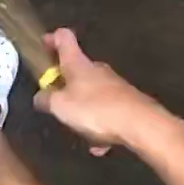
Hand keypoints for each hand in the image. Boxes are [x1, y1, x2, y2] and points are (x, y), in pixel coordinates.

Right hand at [33, 28, 172, 154]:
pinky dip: (100, 124)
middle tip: (54, 98)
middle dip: (65, 81)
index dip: (51, 39)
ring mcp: (115, 85)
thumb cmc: (95, 109)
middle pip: (77, 67)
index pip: (63, 38)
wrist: (142, 125)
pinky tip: (99, 145)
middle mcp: (97, 70)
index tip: (42, 45)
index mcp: (78, 64)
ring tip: (78, 129)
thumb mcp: (59, 106)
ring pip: (92, 93)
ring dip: (82, 107)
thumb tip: (40, 97)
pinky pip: (107, 111)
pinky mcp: (129, 102)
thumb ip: (45, 100)